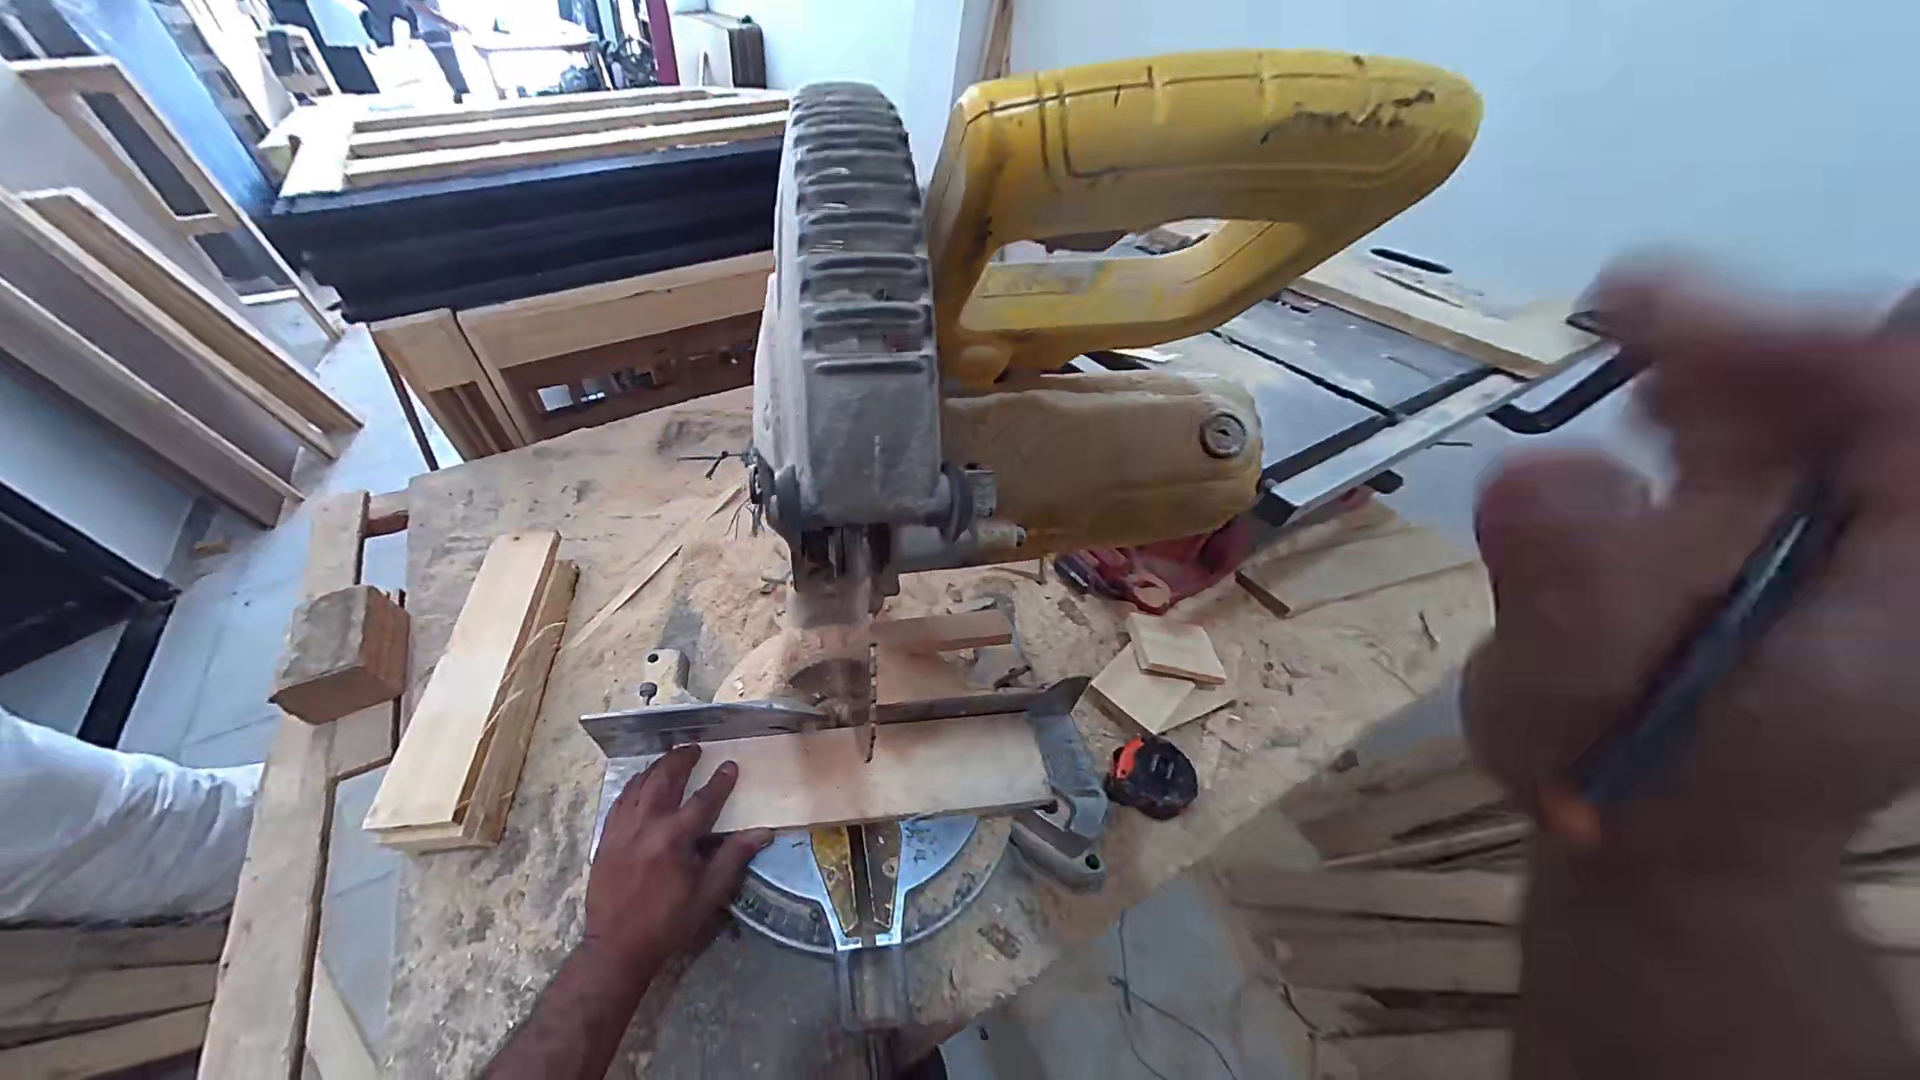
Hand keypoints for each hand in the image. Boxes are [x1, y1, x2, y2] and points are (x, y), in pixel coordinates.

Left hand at [582, 746, 774, 965]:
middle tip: (694, 749)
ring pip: (639, 785)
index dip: (720, 781)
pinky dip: (634, 786)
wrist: (617, 949)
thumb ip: (734, 856)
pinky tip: (642, 783)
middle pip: (665, 779)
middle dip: (681, 760)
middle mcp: (646, 825)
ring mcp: (622, 830)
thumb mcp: (709, 892)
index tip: (730, 765)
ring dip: (657, 768)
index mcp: (674, 838)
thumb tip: (764, 832)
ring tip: (669, 758)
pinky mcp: (606, 839)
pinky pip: (620, 801)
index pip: (703, 799)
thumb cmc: (668, 921)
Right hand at [1463, 268, 1919, 873]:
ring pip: (1802, 398)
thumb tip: (1529, 464)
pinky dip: (1683, 386)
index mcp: (1911, 590)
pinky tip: (1624, 375)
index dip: (1829, 358)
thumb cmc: (1624, 781)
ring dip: (1716, 346)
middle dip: (1755, 335)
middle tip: (1625, 301)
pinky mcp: (1740, 525)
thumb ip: (1565, 590)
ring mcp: (1818, 530)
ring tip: (1618, 315)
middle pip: (1868, 393)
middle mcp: (1887, 540)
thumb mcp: (1580, 699)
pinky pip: (1737, 428)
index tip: (1682, 332)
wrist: (1641, 823)